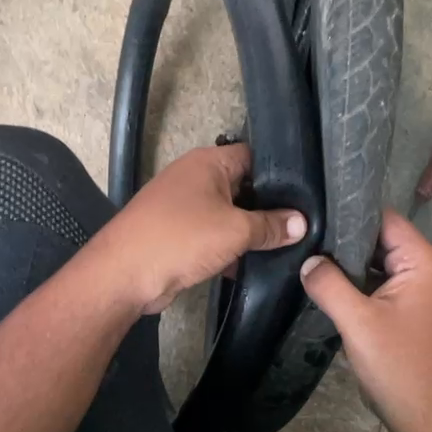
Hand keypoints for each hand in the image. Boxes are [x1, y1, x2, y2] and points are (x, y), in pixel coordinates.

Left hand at [89, 143, 305, 313]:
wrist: (125, 275)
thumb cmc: (180, 239)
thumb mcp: (235, 230)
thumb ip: (271, 226)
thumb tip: (301, 223)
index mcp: (208, 163)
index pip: (253, 157)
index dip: (280, 173)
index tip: (306, 194)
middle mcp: (195, 178)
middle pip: (243, 187)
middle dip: (268, 207)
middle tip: (302, 224)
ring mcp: (184, 208)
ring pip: (228, 215)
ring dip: (249, 232)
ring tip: (287, 246)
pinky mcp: (178, 236)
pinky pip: (214, 237)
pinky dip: (231, 250)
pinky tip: (254, 266)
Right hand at [299, 210, 431, 431]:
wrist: (425, 418)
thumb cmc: (397, 365)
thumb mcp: (356, 321)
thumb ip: (329, 284)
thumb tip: (308, 261)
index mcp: (426, 263)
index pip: (386, 221)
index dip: (351, 217)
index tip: (315, 220)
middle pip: (385, 242)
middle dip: (348, 245)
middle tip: (307, 245)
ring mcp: (428, 294)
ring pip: (384, 266)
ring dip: (354, 269)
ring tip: (314, 265)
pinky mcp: (419, 314)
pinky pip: (388, 288)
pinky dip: (365, 288)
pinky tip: (335, 293)